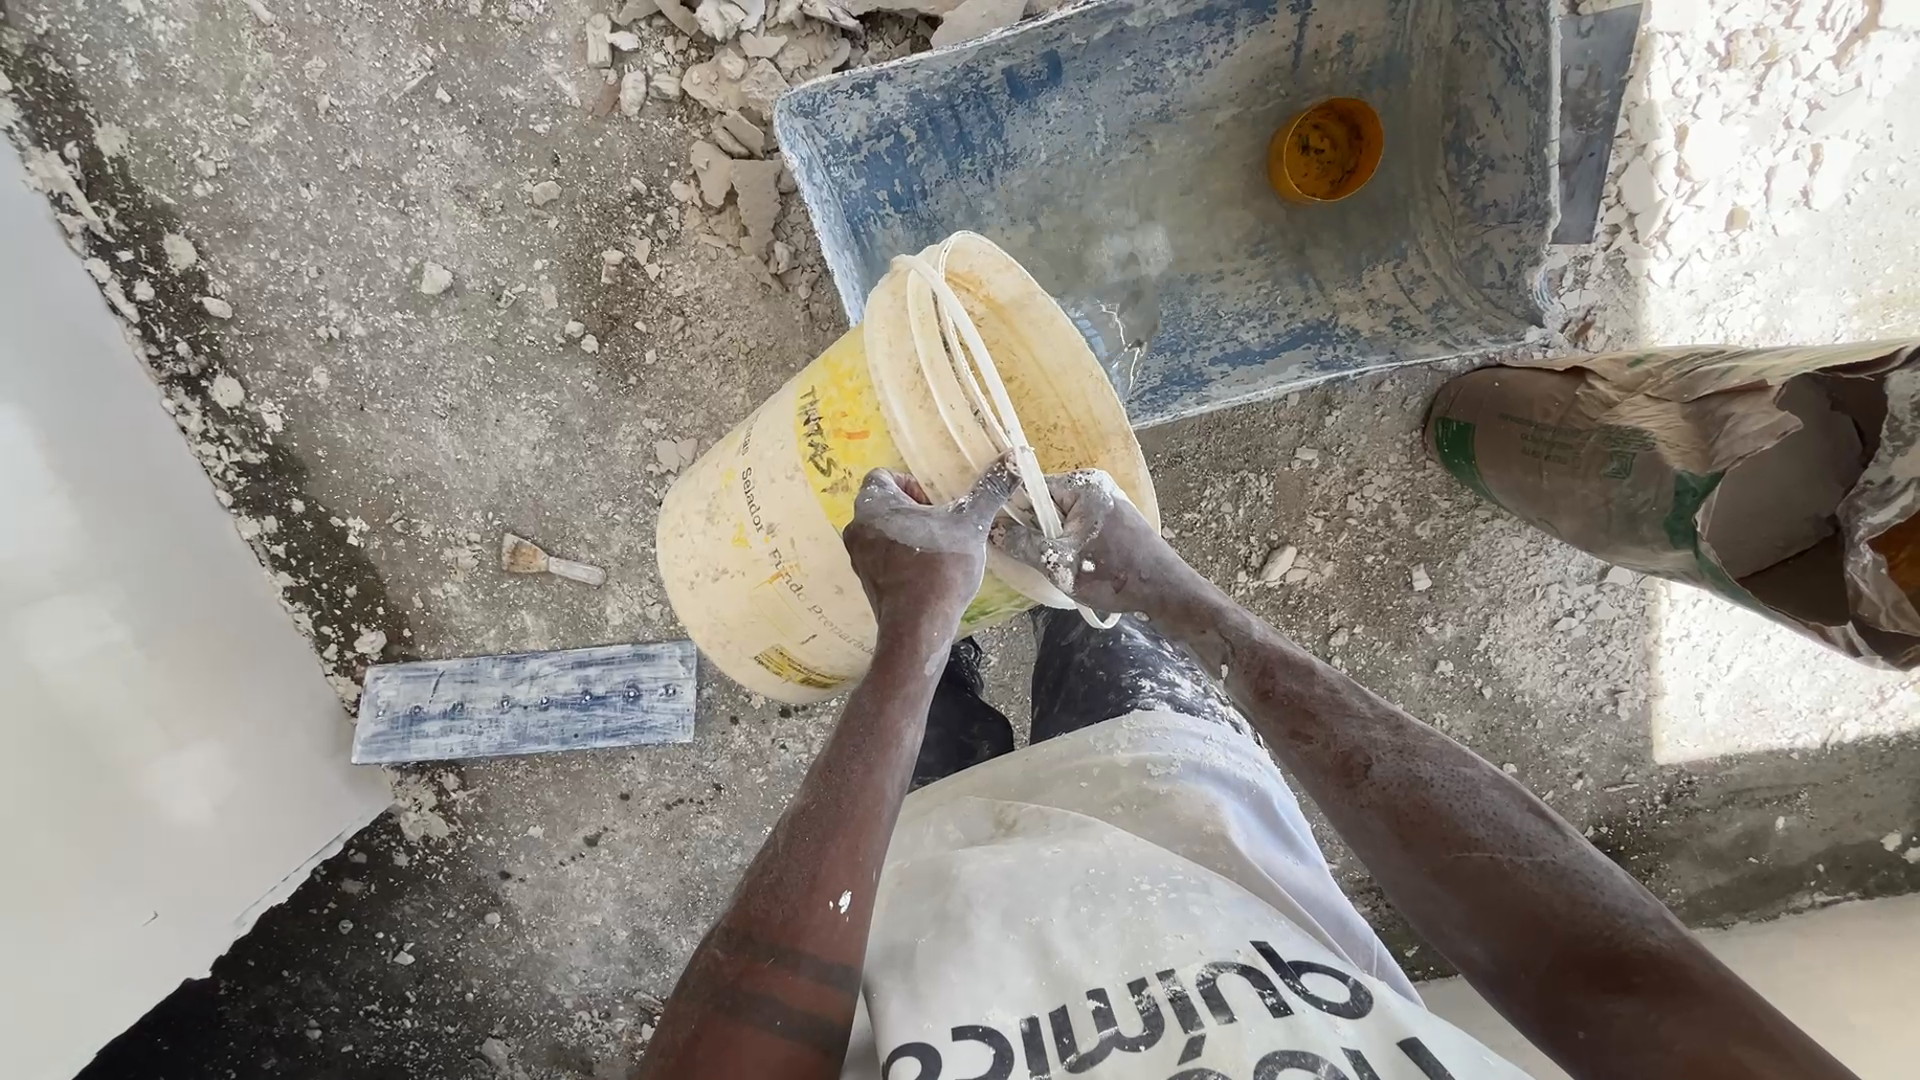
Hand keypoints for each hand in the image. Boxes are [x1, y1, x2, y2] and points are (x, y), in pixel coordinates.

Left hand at [842, 459, 1017, 632]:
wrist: (919, 628)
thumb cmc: (939, 568)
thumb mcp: (971, 524)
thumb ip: (989, 489)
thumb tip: (1014, 456)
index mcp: (873, 504)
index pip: (884, 476)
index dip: (912, 484)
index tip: (936, 502)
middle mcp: (857, 527)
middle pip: (885, 504)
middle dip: (914, 509)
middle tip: (943, 522)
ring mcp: (858, 557)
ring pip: (884, 532)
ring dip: (908, 534)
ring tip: (939, 546)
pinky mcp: (867, 582)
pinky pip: (884, 558)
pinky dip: (903, 558)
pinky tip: (930, 571)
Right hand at [988, 469, 1201, 617]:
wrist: (1166, 593)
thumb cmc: (1113, 575)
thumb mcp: (1058, 563)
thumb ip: (1021, 544)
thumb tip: (990, 530)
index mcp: (1082, 485)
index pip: (1030, 487)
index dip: (1011, 510)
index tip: (996, 533)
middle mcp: (1094, 485)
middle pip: (1044, 502)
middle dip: (1032, 528)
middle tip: (1025, 555)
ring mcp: (1106, 502)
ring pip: (1060, 518)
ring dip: (1050, 539)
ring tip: (1048, 563)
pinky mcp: (1113, 520)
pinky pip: (1076, 526)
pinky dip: (1067, 543)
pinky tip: (1069, 564)